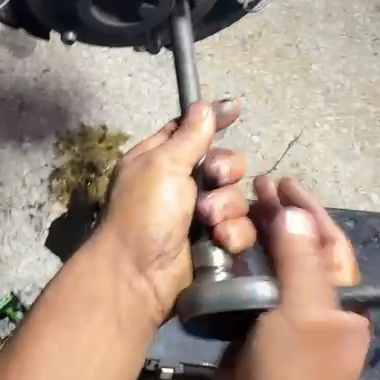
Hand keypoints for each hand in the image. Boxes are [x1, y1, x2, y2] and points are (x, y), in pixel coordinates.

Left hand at [94, 99, 257, 318]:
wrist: (139, 276)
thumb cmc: (144, 213)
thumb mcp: (163, 166)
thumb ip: (189, 136)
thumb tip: (204, 103)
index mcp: (159, 158)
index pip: (191, 130)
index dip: (212, 120)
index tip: (235, 108)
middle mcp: (180, 183)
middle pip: (223, 163)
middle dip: (225, 171)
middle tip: (213, 179)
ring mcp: (198, 215)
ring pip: (235, 197)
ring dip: (226, 207)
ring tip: (209, 221)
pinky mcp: (215, 243)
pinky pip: (240, 228)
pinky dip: (234, 234)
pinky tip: (222, 240)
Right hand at [210, 178, 370, 379]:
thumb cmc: (295, 378)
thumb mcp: (303, 314)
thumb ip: (299, 260)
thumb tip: (294, 213)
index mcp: (342, 303)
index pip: (329, 242)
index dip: (309, 209)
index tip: (282, 182)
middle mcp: (315, 307)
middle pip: (298, 249)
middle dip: (278, 217)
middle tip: (250, 189)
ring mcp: (282, 320)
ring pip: (270, 265)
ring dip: (254, 237)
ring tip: (230, 211)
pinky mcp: (252, 330)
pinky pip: (246, 287)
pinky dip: (234, 263)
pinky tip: (216, 245)